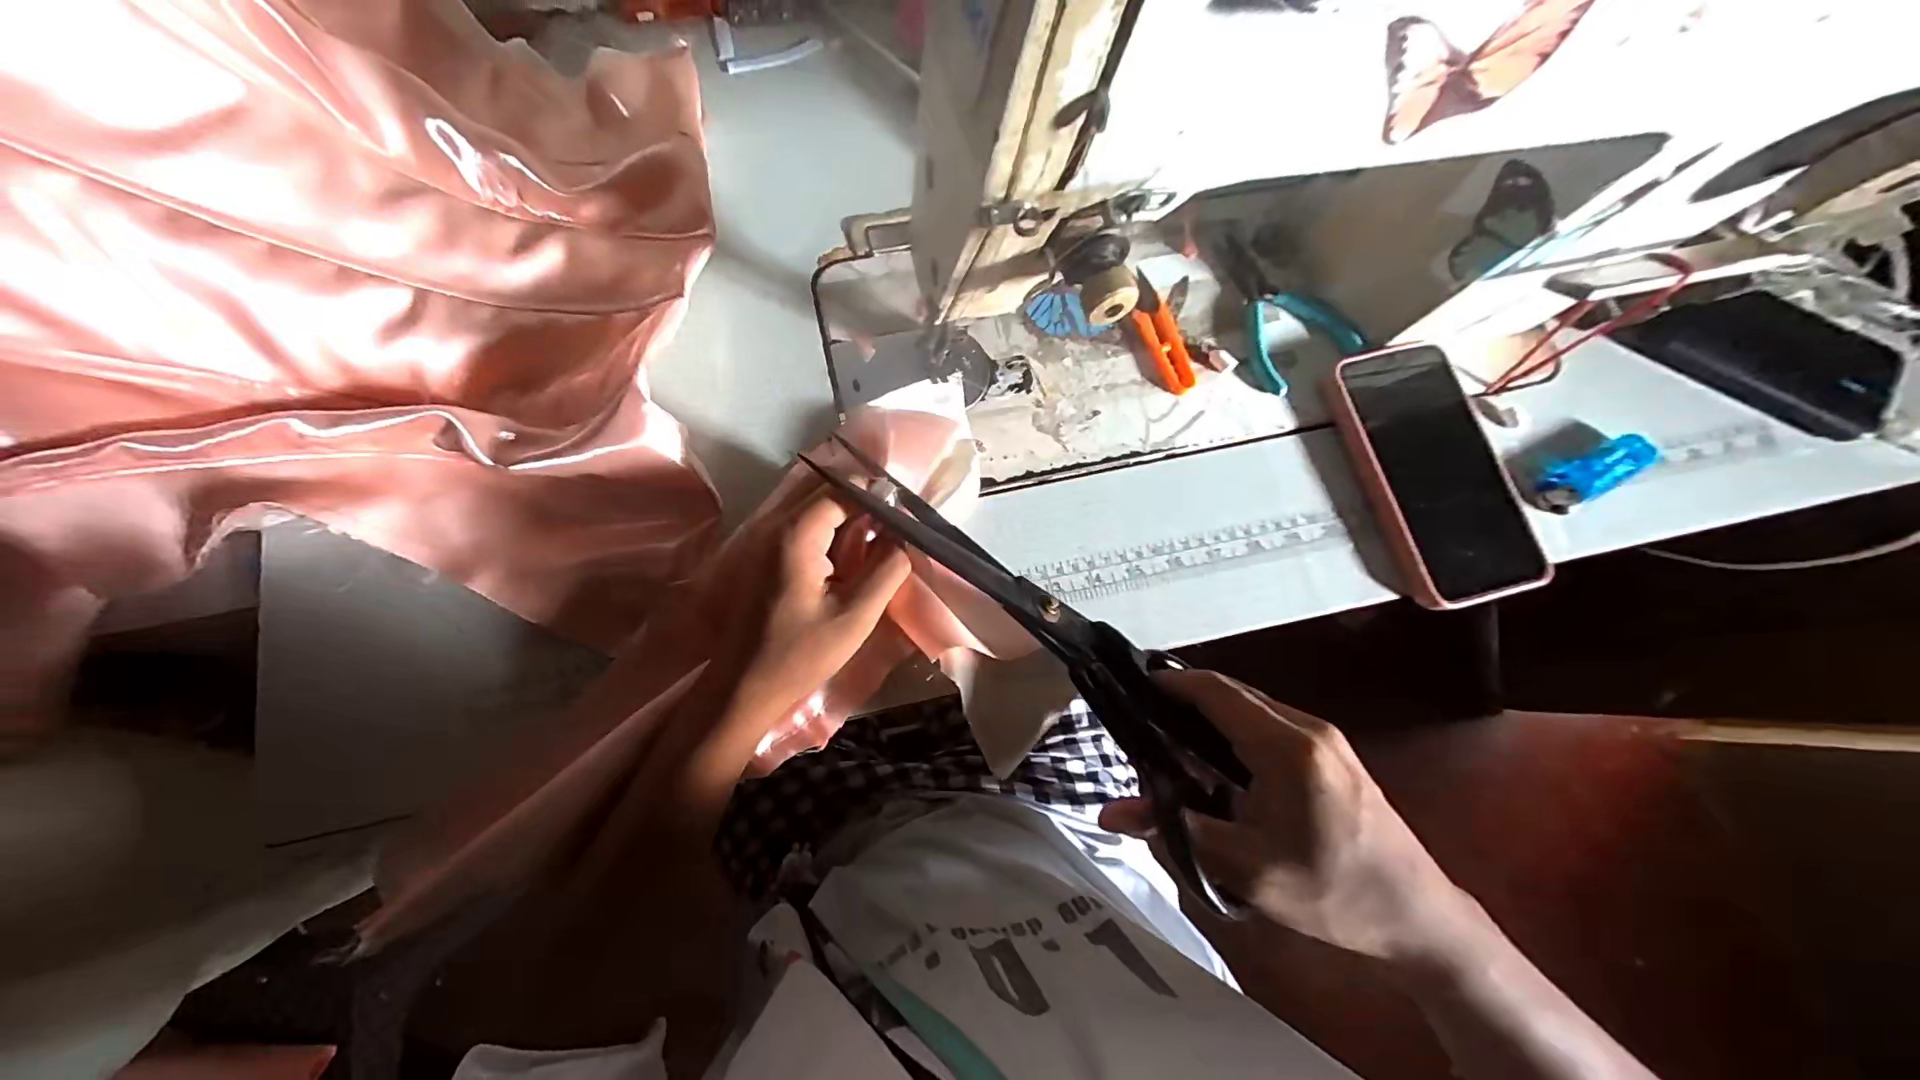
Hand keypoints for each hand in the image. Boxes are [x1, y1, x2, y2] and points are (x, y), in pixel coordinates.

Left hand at [709, 469, 910, 720]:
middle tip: (892, 528)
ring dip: (843, 516)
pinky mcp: (759, 555)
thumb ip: (887, 570)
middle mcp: (773, 526)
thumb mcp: (855, 617)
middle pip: (823, 491)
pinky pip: (798, 526)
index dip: (876, 496)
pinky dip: (826, 531)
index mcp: (796, 535)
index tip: (904, 514)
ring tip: (874, 540)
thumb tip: (904, 537)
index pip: (842, 490)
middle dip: (861, 502)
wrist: (742, 687)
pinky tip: (845, 558)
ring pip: (810, 507)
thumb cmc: (800, 655)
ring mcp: (761, 539)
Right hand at [1100, 670, 1468, 960]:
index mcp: (1288, 748)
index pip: (1218, 693)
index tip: (1133, 687)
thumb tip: (1111, 815)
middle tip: (1142, 717)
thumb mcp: (1246, 869)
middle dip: (1186, 697)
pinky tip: (1215, 758)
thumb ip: (1177, 832)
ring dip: (1211, 714)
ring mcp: (1325, 739)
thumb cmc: (1333, 894)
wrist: (1419, 919)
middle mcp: (1309, 730)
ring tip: (1169, 736)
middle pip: (1234, 693)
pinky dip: (1235, 729)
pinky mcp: (1332, 754)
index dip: (1173, 684)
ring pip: (1253, 708)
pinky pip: (1271, 724)